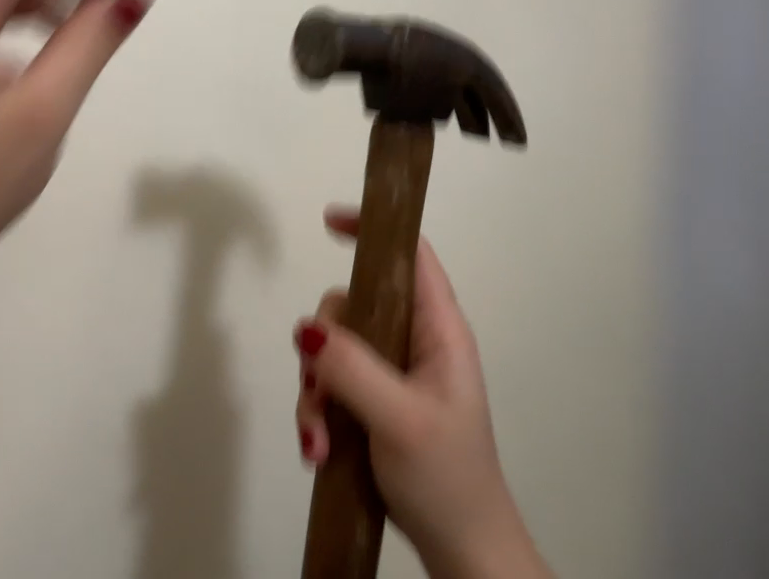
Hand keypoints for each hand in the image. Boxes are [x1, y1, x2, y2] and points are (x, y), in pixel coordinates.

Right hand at [293, 208, 551, 578]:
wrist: (462, 552)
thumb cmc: (447, 477)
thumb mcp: (400, 418)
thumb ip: (353, 368)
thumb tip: (306, 327)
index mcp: (437, 332)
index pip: (410, 256)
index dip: (373, 229)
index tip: (327, 222)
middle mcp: (412, 344)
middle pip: (350, 309)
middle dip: (321, 349)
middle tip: (318, 390)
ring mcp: (391, 376)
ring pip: (331, 352)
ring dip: (314, 393)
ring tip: (318, 440)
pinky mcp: (373, 406)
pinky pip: (329, 388)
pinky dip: (317, 414)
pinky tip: (318, 451)